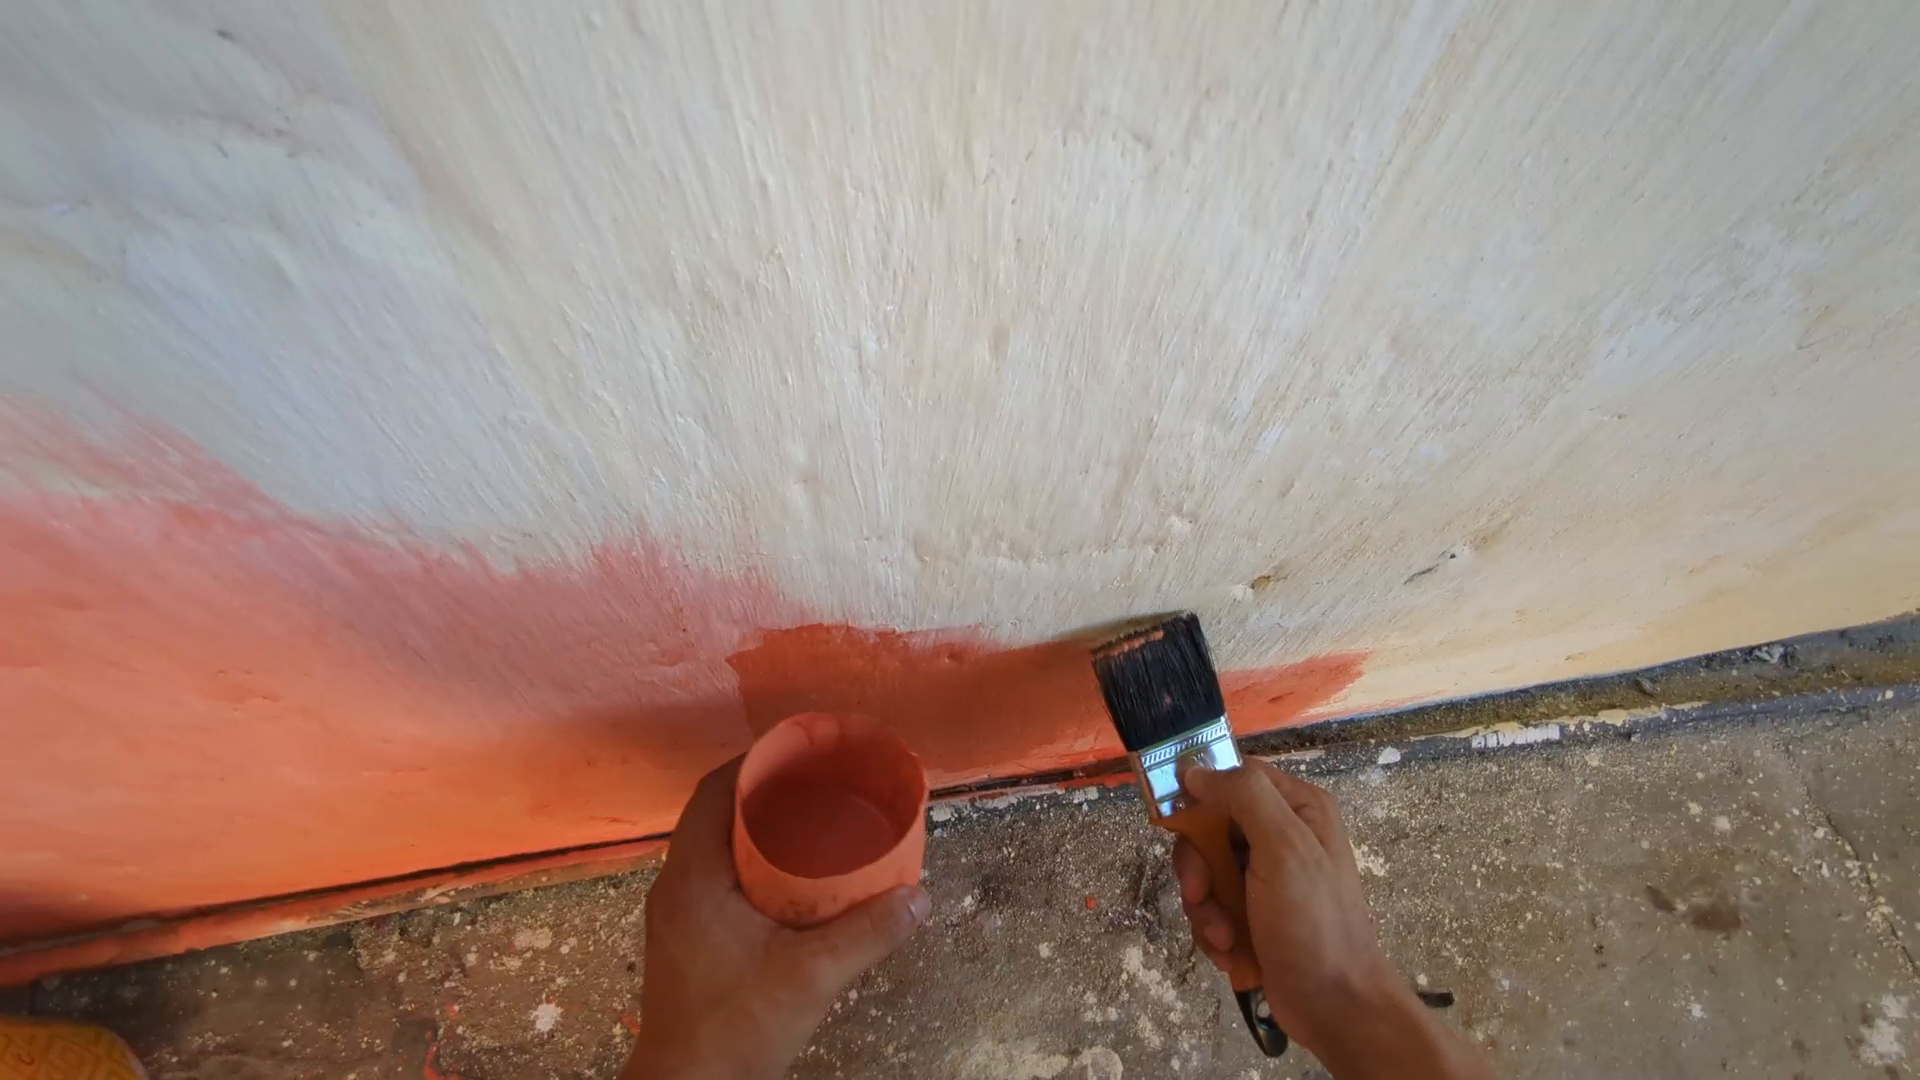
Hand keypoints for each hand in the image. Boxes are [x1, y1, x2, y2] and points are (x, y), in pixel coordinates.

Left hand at [623, 758, 931, 1079]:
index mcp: (692, 877)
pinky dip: (746, 857)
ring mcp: (674, 913)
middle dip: (759, 790)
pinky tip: (786, 874)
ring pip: (711, 844)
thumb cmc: (737, 1027)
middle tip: (814, 782)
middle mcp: (675, 885)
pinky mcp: (683, 937)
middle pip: (712, 812)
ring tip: (806, 817)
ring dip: (751, 824)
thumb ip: (867, 933)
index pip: (710, 792)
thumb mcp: (810, 977)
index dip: (750, 763)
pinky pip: (712, 872)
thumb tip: (921, 897)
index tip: (796, 752)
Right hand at [1173, 763, 1492, 1079]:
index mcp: (1297, 806)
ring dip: (1204, 905)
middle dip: (1199, 867)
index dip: (1201, 796)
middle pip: (1209, 826)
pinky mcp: (1252, 909)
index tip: (1180, 824)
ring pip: (1205, 868)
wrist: (1338, 1010)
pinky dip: (1212, 927)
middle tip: (1201, 894)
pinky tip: (1230, 949)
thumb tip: (1192, 768)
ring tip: (1223, 936)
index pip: (1233, 776)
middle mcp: (1280, 832)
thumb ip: (1243, 796)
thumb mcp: (1284, 848)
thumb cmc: (1314, 923)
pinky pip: (1211, 903)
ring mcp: (1265, 874)